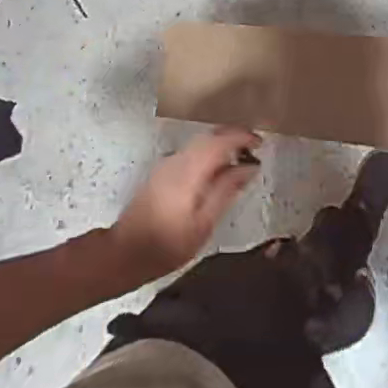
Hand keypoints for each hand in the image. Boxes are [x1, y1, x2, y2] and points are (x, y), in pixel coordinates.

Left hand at [106, 127, 261, 282]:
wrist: (127, 251)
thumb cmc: (169, 244)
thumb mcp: (204, 223)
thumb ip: (226, 190)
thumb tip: (249, 167)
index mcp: (188, 170)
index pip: (218, 141)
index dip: (241, 137)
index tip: (260, 143)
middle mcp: (176, 159)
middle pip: (207, 137)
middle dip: (232, 137)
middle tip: (255, 148)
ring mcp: (166, 164)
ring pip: (197, 144)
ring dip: (219, 145)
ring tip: (241, 159)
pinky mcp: (161, 172)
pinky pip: (190, 153)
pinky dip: (207, 154)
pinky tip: (217, 171)